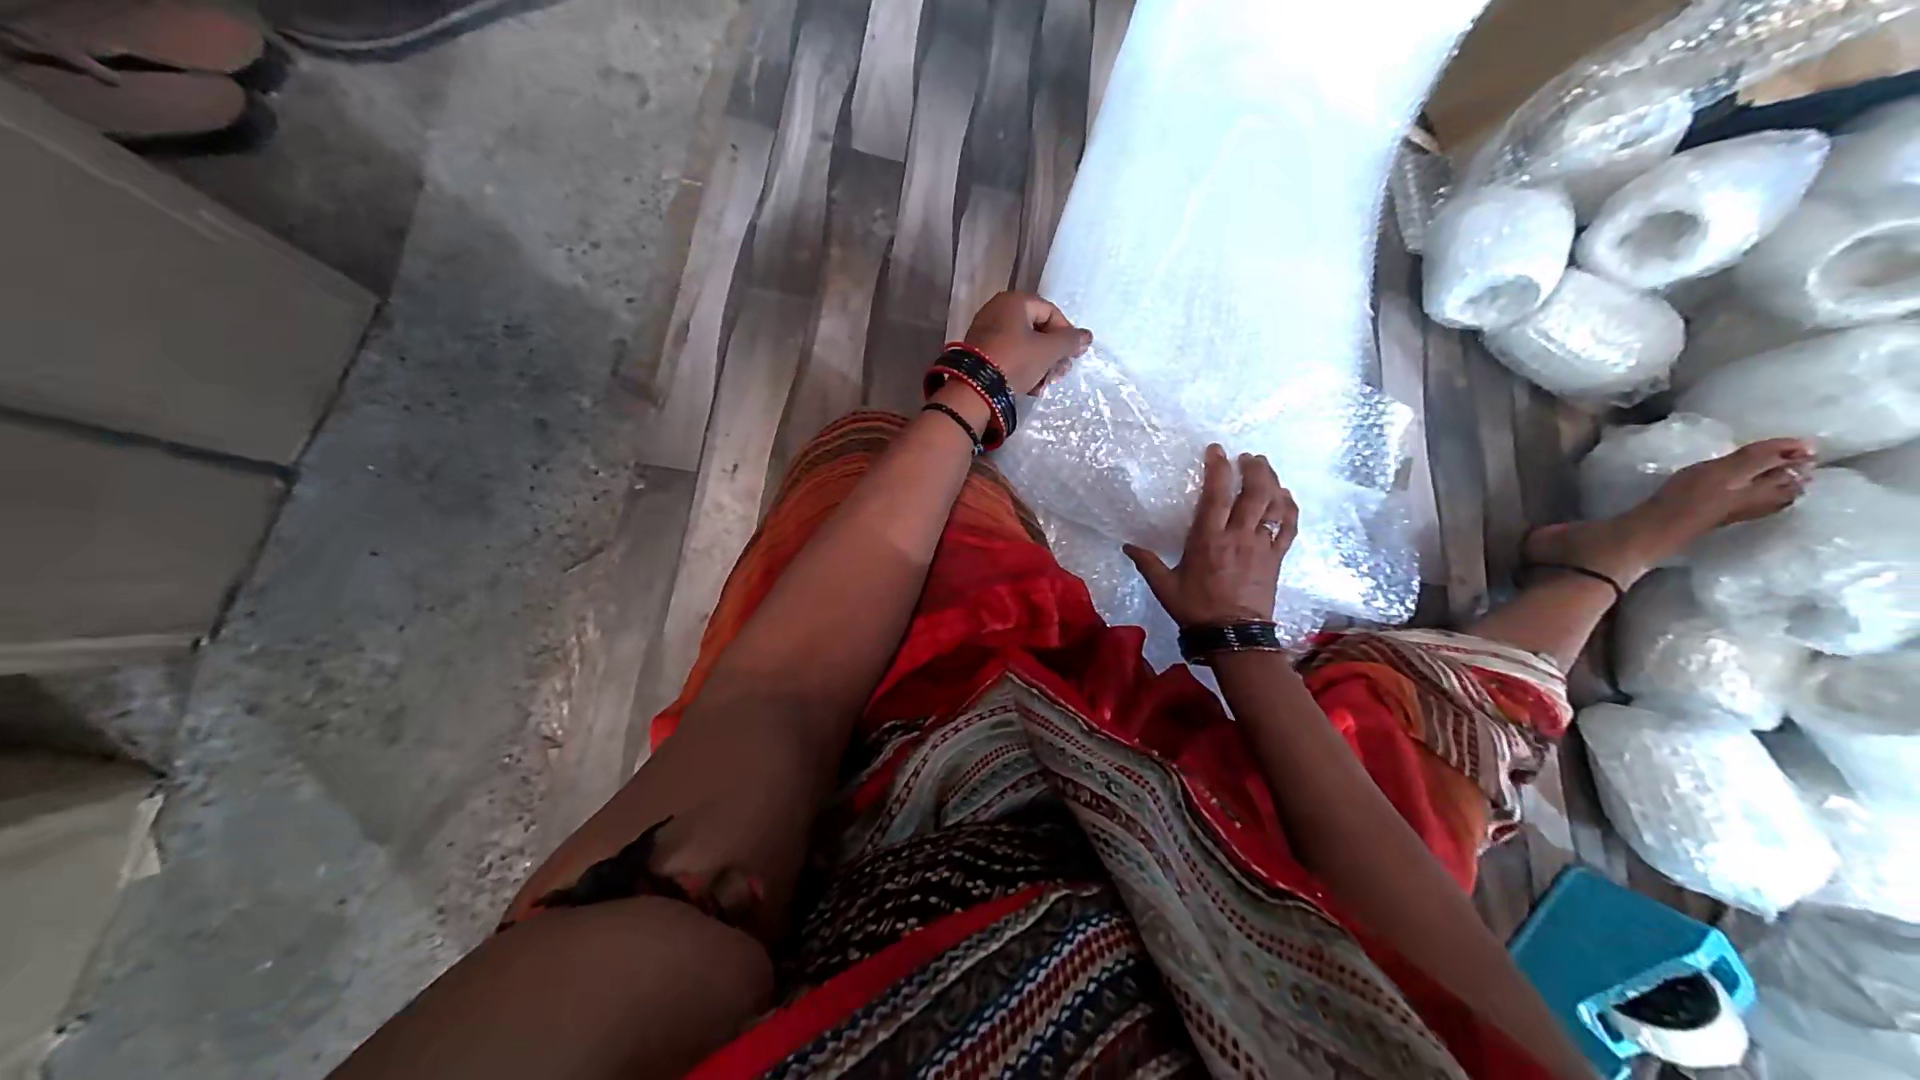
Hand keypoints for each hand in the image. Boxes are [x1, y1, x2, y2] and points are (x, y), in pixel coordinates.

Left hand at [963, 291, 1092, 394]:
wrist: (974, 388)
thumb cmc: (1015, 361)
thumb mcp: (1048, 351)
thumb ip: (1070, 341)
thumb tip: (1087, 337)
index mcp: (1014, 301)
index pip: (1051, 312)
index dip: (1066, 334)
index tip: (1073, 355)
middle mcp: (998, 310)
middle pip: (1037, 330)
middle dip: (1053, 354)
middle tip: (1061, 373)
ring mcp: (986, 330)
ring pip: (1024, 345)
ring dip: (1040, 364)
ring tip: (1046, 384)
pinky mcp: (979, 351)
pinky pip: (1008, 354)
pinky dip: (1022, 368)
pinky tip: (1030, 387)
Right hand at [1125, 445, 1297, 626]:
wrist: (1233, 635)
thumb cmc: (1196, 609)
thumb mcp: (1164, 586)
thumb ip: (1147, 562)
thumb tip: (1127, 546)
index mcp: (1208, 539)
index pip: (1216, 495)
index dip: (1218, 468)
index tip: (1217, 450)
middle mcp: (1237, 536)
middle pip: (1254, 493)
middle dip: (1254, 469)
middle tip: (1249, 457)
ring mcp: (1261, 546)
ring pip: (1274, 505)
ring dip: (1272, 482)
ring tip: (1266, 469)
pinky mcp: (1276, 558)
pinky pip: (1289, 527)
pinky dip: (1289, 509)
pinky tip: (1285, 498)